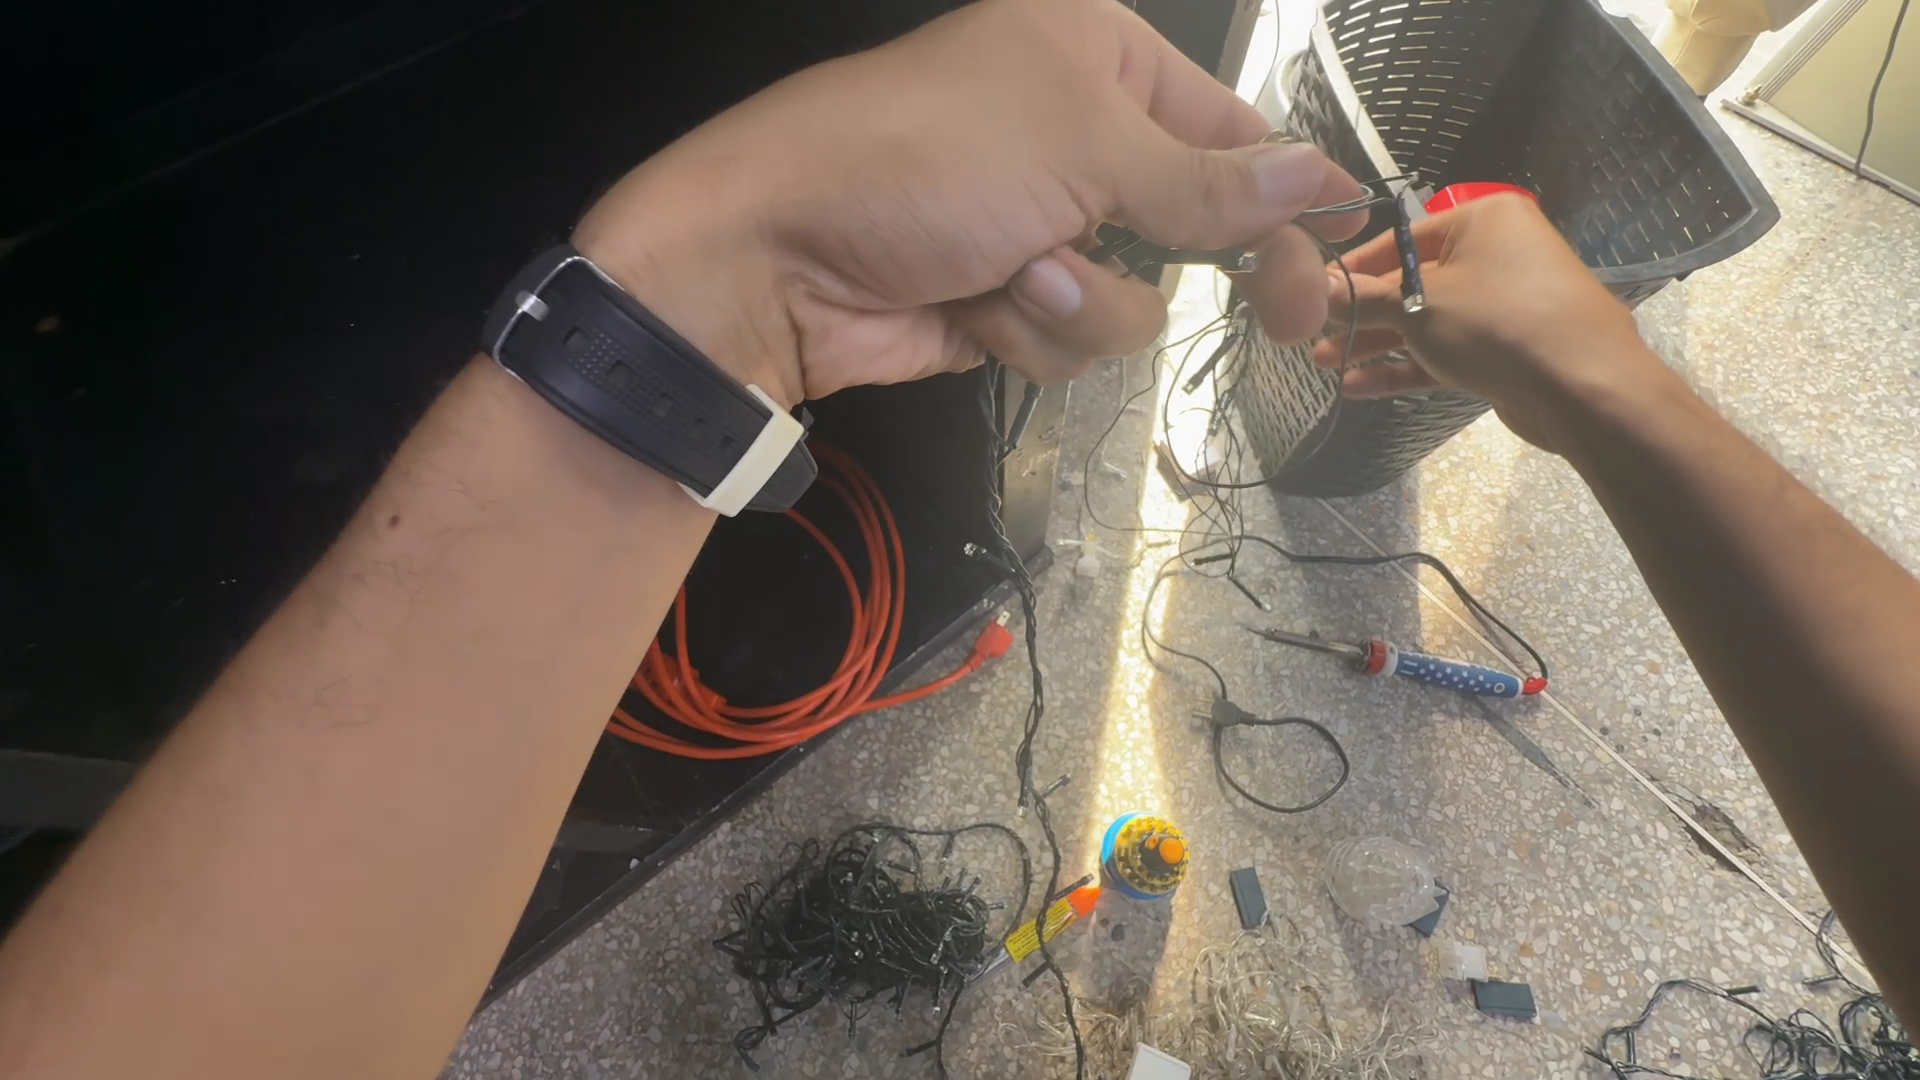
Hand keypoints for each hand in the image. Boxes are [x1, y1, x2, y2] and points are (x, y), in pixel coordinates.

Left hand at [573, 0, 1365, 407]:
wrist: (790, 256)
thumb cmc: (931, 162)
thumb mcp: (1079, 148)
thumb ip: (1201, 182)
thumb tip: (1320, 176)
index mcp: (1100, 65)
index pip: (1228, 136)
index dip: (1286, 201)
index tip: (1334, 262)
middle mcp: (1076, 149)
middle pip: (1190, 231)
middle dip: (1208, 270)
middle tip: (1286, 321)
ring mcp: (1041, 237)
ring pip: (1127, 304)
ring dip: (1077, 302)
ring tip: (1010, 272)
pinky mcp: (1008, 310)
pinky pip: (1067, 343)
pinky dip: (1028, 334)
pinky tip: (976, 307)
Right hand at [1312, 194, 1663, 451]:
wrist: (1579, 386)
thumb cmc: (1495, 324)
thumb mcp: (1417, 306)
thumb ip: (1362, 298)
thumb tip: (1315, 287)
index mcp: (1480, 223)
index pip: (1398, 241)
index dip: (1351, 271)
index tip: (1311, 296)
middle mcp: (1492, 255)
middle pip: (1407, 284)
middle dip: (1358, 314)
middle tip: (1313, 336)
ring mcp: (1497, 304)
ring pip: (1420, 322)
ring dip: (1372, 345)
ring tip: (1325, 365)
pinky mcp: (1498, 348)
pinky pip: (1439, 351)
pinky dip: (1401, 367)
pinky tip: (1357, 388)